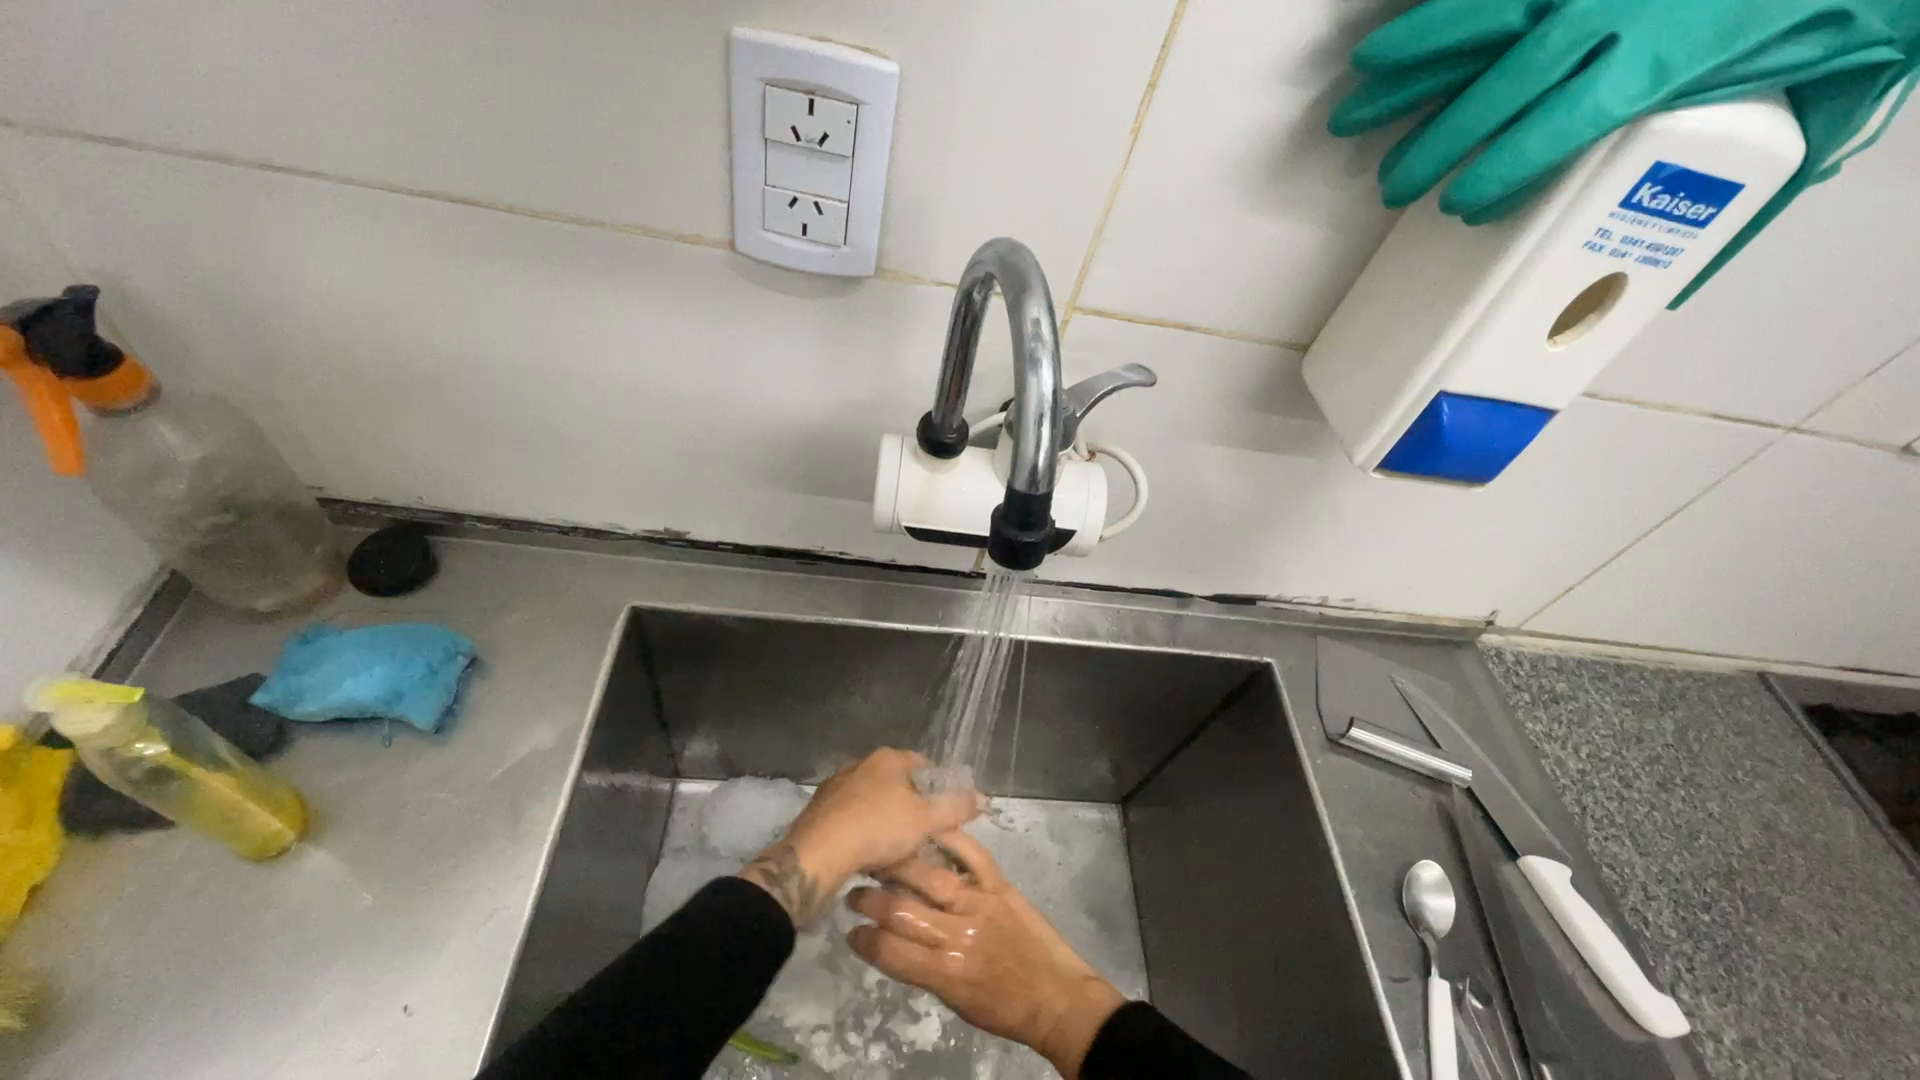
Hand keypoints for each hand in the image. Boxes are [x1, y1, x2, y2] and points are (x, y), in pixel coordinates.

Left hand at [737, 748, 978, 923]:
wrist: (817, 855)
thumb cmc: (878, 829)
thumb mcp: (927, 820)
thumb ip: (956, 807)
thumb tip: (983, 797)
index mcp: (887, 758)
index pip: (924, 764)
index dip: (939, 786)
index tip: (947, 812)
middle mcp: (860, 764)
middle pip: (898, 783)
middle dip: (913, 805)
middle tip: (927, 834)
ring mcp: (836, 786)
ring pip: (873, 801)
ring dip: (887, 819)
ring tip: (900, 849)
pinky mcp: (819, 810)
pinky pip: (852, 818)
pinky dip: (864, 831)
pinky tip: (870, 854)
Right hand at [845, 830, 1126, 1078]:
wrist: (1058, 998)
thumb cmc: (1004, 1009)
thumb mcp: (955, 1002)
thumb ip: (922, 970)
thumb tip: (890, 944)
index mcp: (945, 971)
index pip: (889, 951)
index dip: (862, 940)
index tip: (851, 933)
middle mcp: (959, 934)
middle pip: (901, 910)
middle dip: (869, 901)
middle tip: (855, 895)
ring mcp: (981, 904)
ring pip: (929, 877)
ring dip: (898, 867)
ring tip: (880, 861)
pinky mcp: (1001, 885)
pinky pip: (972, 855)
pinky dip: (951, 838)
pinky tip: (929, 829)